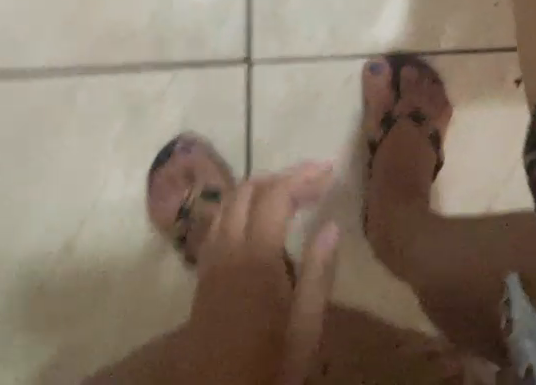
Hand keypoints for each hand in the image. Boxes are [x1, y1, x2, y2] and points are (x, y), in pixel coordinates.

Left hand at [182, 162, 340, 384]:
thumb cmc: (268, 367)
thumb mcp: (305, 330)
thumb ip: (318, 274)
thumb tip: (331, 226)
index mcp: (255, 259)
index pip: (275, 196)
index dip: (302, 176)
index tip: (329, 170)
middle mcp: (228, 248)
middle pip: (248, 190)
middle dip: (282, 177)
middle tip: (316, 183)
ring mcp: (211, 259)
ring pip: (229, 201)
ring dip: (260, 188)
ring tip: (293, 195)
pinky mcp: (203, 272)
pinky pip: (219, 221)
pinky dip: (242, 206)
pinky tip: (261, 221)